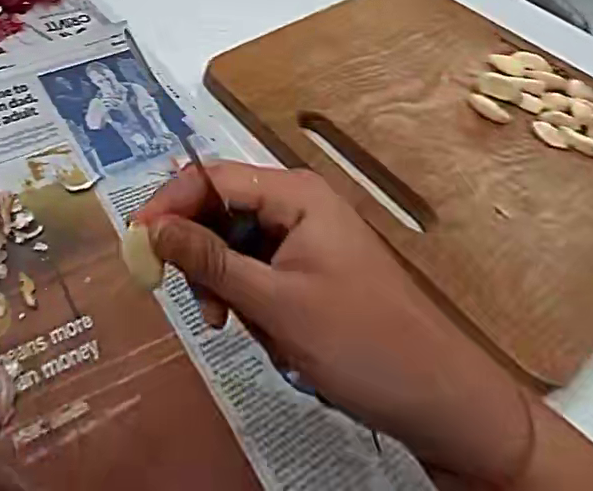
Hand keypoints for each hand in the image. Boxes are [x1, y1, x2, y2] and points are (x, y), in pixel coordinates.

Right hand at [135, 163, 535, 486]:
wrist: (455, 414)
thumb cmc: (368, 347)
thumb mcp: (276, 304)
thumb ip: (208, 260)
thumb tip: (149, 228)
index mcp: (294, 195)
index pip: (208, 178)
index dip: (167, 203)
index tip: (138, 239)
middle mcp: (293, 204)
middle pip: (213, 207)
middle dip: (193, 250)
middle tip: (179, 289)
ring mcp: (299, 234)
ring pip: (225, 239)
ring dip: (214, 278)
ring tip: (222, 319)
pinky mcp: (303, 265)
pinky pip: (247, 264)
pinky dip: (236, 292)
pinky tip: (246, 322)